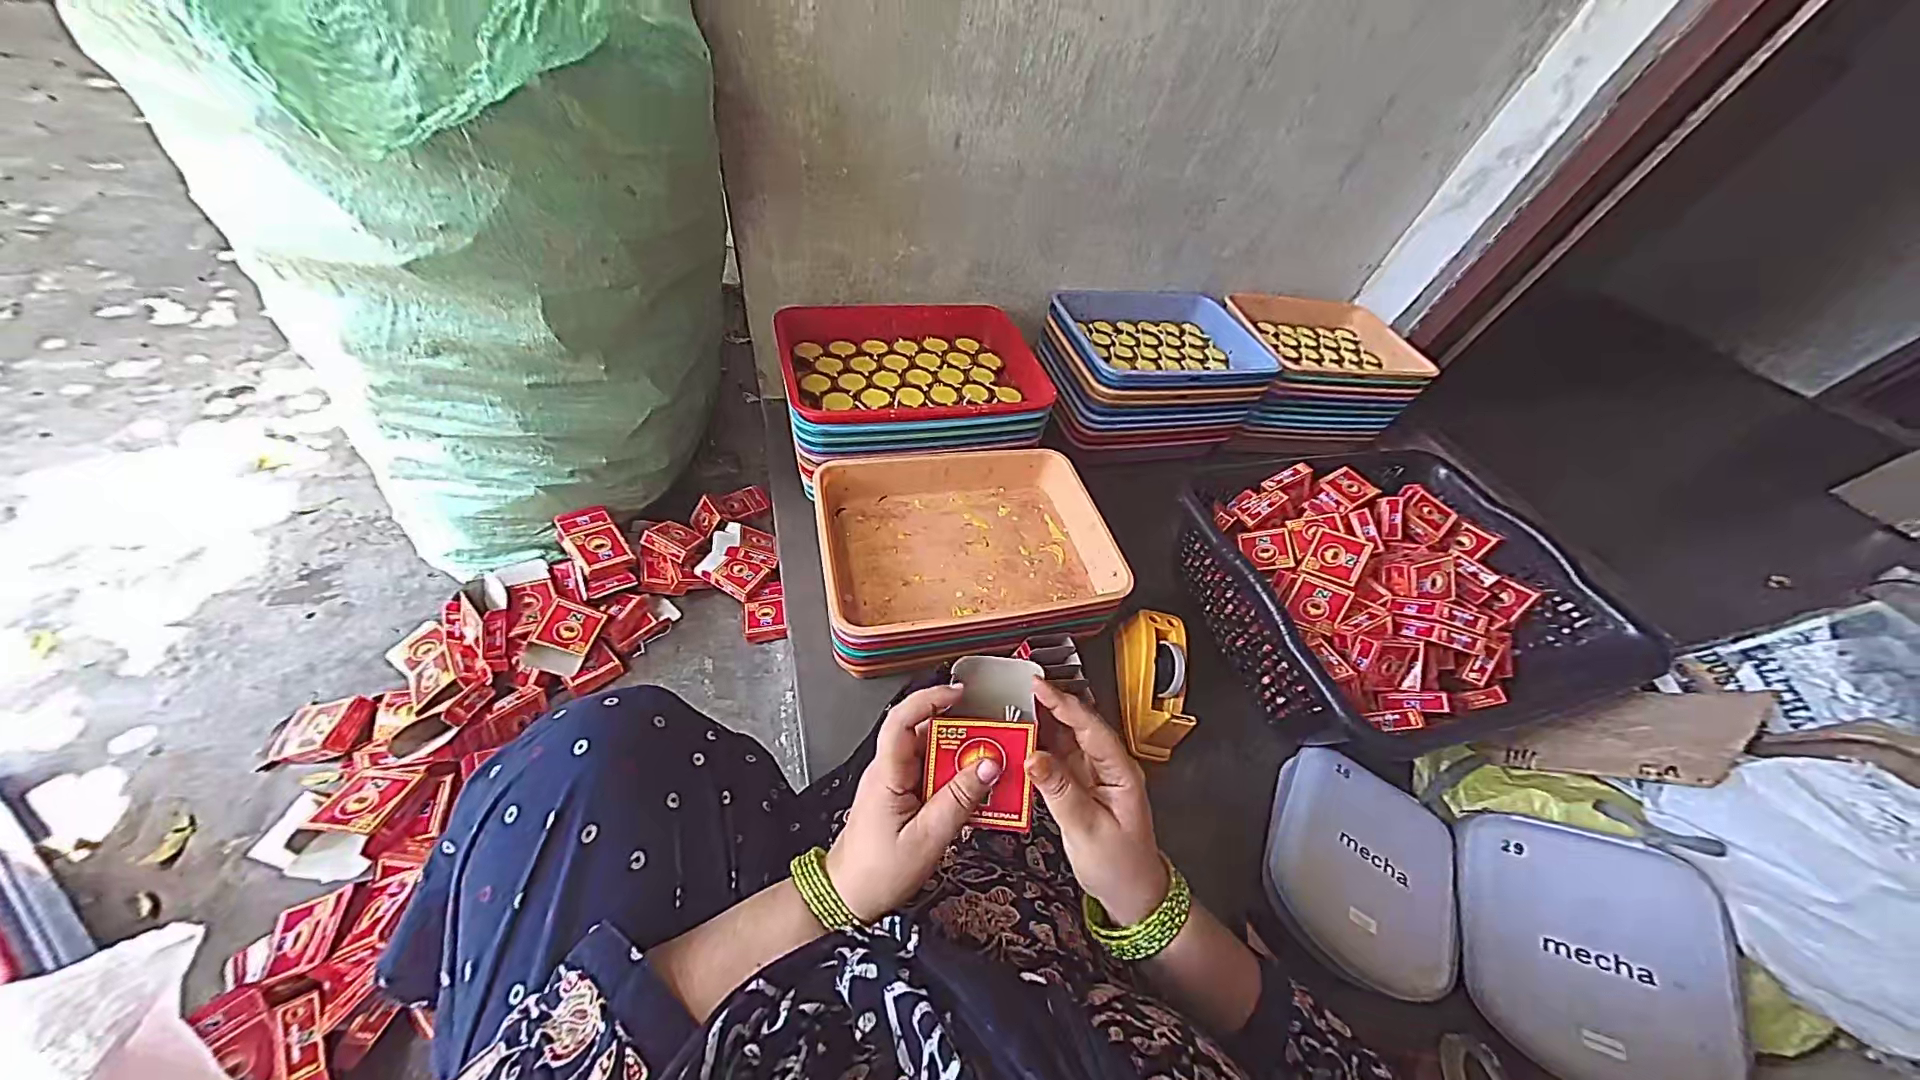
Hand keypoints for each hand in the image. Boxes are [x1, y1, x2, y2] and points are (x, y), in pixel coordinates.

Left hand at [825, 684, 1002, 921]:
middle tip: (991, 742)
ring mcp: (897, 781)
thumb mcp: (927, 839)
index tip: (959, 693)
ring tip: (988, 770)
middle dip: (961, 733)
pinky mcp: (905, 794)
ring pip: (934, 753)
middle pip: (927, 733)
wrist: (848, 896)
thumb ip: (959, 800)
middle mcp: (890, 769)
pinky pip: (935, 774)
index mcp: (887, 773)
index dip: (930, 698)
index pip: (902, 719)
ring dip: (962, 759)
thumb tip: (987, 766)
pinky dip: (956, 778)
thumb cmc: (875, 872)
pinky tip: (973, 793)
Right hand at [1028, 678, 1168, 924]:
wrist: (1134, 896)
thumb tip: (1033, 758)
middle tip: (1020, 689)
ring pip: (1067, 737)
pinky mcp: (1080, 784)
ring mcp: (1094, 774)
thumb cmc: (1121, 867)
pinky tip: (1023, 739)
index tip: (1038, 687)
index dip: (1063, 703)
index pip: (1090, 726)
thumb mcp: (1087, 830)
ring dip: (1043, 721)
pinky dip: (1040, 744)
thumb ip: (1059, 791)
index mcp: (1120, 770)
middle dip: (1050, 703)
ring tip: (1016, 707)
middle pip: (1078, 724)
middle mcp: (1108, 766)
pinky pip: (1058, 756)